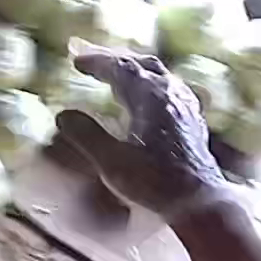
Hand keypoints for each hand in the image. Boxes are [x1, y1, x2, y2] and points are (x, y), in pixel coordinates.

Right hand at [56, 46, 229, 217]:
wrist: (198, 202)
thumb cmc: (153, 182)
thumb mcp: (111, 161)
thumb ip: (86, 135)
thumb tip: (62, 115)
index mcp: (150, 97)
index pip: (121, 68)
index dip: (97, 61)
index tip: (76, 60)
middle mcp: (170, 94)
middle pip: (141, 64)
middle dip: (114, 59)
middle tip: (91, 58)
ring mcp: (185, 106)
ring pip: (158, 74)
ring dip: (133, 69)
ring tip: (116, 72)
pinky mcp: (192, 121)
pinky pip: (169, 89)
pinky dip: (149, 84)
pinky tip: (148, 97)